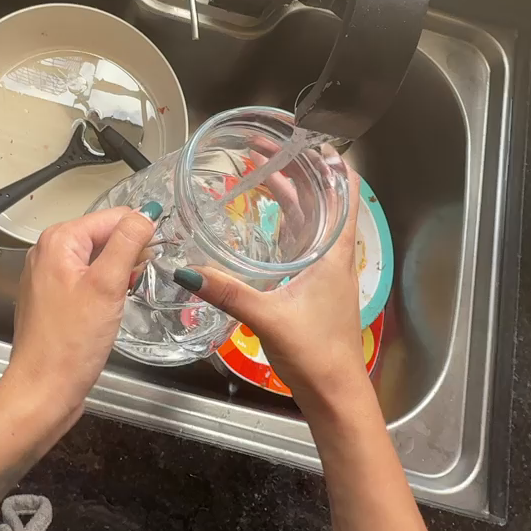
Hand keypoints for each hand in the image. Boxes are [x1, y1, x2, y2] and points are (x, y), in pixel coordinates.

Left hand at [0, 205, 154, 430]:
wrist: (42, 391)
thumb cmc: (70, 343)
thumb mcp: (107, 285)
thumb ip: (127, 243)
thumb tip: (145, 214)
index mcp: (59, 240)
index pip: (112, 217)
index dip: (139, 233)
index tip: (158, 255)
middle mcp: (48, 251)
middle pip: (104, 235)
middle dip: (128, 254)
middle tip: (138, 282)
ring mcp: (48, 275)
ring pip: (97, 258)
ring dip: (118, 272)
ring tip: (124, 296)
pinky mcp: (54, 298)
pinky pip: (87, 279)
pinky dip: (105, 287)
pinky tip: (111, 308)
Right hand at [178, 168, 367, 410]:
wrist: (335, 395)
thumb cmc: (315, 352)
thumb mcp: (268, 317)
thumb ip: (228, 292)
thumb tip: (186, 270)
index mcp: (333, 252)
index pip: (344, 192)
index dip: (331, 160)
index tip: (309, 135)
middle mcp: (332, 253)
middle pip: (320, 199)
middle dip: (296, 169)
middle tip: (265, 146)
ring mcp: (322, 269)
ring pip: (308, 218)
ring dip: (289, 192)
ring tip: (259, 168)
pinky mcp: (311, 284)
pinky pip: (298, 239)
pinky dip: (282, 219)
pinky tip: (260, 213)